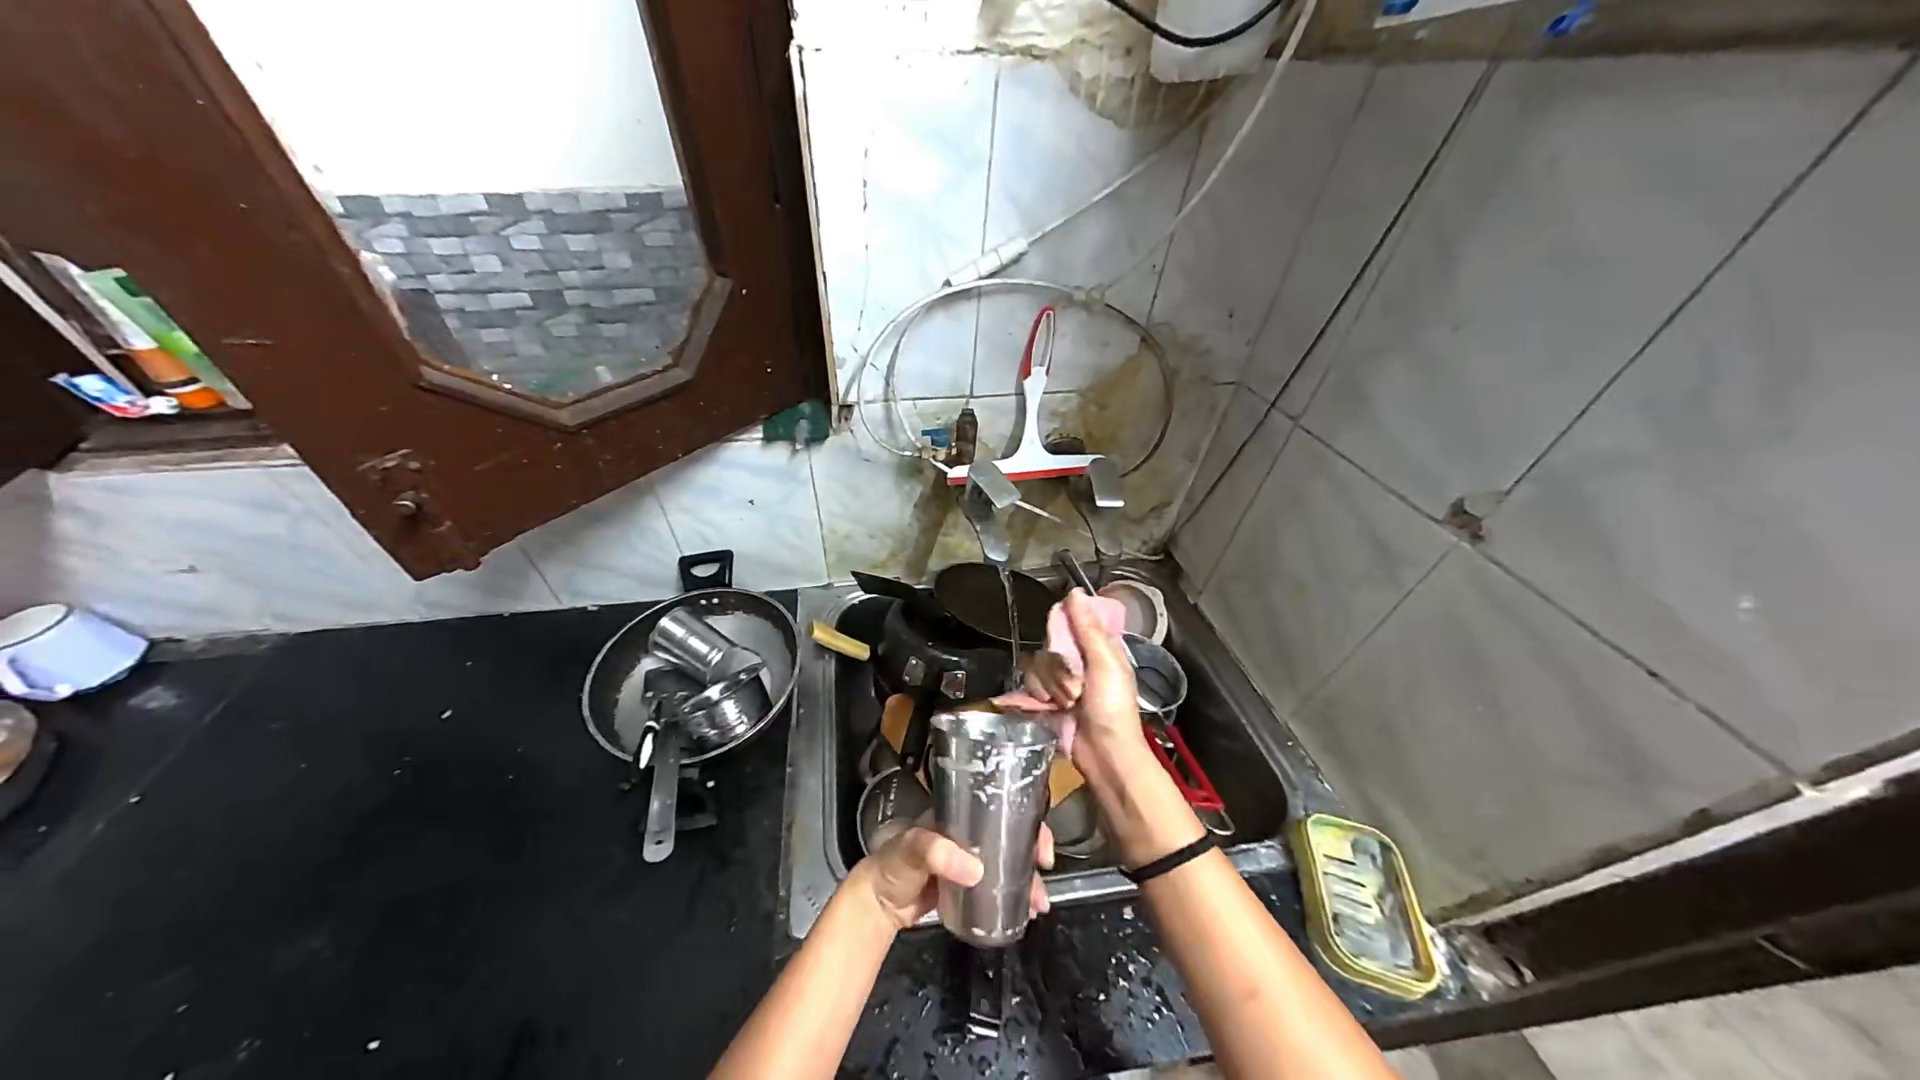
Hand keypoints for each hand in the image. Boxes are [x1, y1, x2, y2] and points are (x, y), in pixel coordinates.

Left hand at [849, 825, 1054, 931]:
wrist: (878, 903)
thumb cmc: (893, 864)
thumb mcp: (911, 849)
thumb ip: (936, 853)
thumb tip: (975, 870)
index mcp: (958, 813)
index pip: (999, 804)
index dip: (1025, 817)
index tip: (1039, 840)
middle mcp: (969, 832)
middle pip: (1011, 833)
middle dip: (1034, 849)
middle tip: (1045, 868)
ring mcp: (971, 858)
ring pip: (1009, 861)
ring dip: (1029, 878)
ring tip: (1039, 902)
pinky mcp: (970, 885)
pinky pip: (999, 885)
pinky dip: (1016, 895)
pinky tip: (1027, 909)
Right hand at [1015, 590, 1149, 775]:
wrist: (1104, 754)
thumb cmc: (1113, 708)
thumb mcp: (1106, 663)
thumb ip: (1088, 628)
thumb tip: (1075, 592)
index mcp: (1098, 649)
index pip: (1071, 623)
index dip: (1063, 629)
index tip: (1064, 644)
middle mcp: (1078, 662)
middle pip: (1048, 646)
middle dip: (1057, 670)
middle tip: (1075, 688)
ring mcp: (1061, 683)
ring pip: (1036, 668)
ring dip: (1049, 688)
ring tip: (1065, 705)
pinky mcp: (1047, 702)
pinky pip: (1028, 688)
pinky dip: (1034, 699)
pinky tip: (1046, 708)